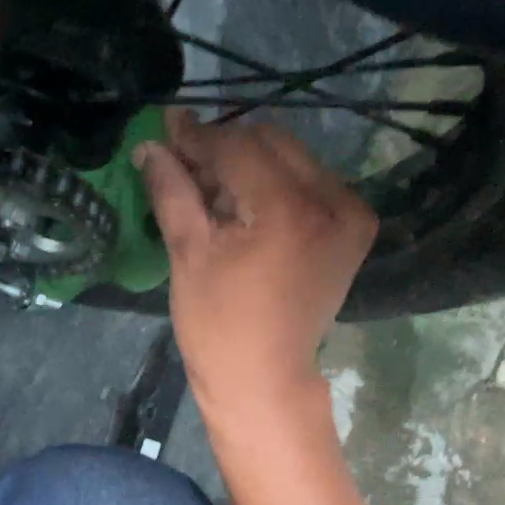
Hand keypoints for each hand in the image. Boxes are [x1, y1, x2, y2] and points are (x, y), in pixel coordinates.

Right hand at [135, 109, 376, 415]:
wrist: (262, 378)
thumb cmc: (215, 324)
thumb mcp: (187, 253)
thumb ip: (173, 191)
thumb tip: (150, 146)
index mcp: (289, 209)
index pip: (238, 147)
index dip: (198, 136)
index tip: (166, 126)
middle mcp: (333, 199)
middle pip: (271, 143)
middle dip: (224, 150)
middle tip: (185, 168)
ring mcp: (351, 212)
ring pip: (292, 159)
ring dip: (249, 166)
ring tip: (213, 194)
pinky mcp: (355, 226)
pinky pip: (310, 183)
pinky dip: (274, 186)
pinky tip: (245, 210)